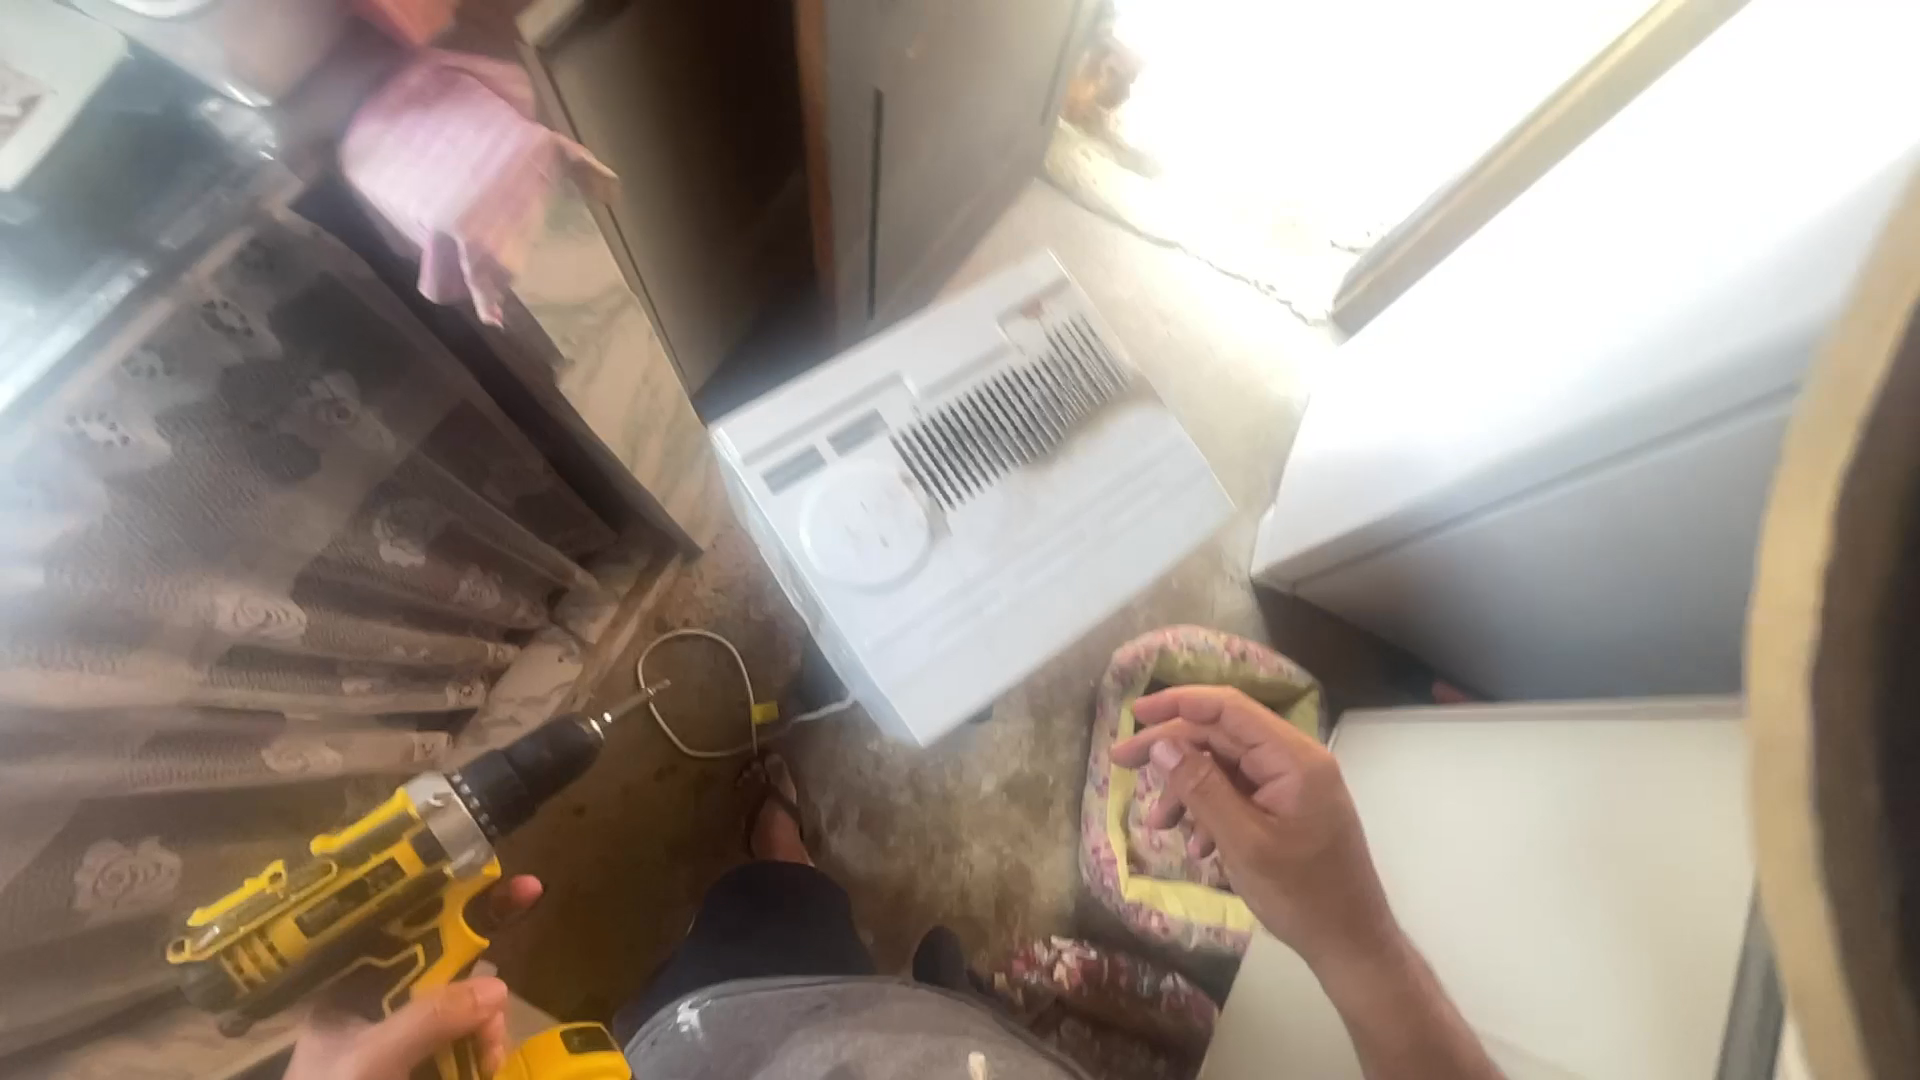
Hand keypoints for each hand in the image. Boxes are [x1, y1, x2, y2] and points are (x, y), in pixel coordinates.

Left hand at [284, 875, 542, 1079]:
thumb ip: (428, 1018)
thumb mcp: (369, 1061)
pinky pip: (475, 1035)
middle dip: (487, 985)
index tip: (526, 888)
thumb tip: (497, 988)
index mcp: (359, 987)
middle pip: (457, 965)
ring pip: (473, 1002)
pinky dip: (488, 1047)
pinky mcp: (432, 1059)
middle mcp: (388, 1001)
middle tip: (497, 1014)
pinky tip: (487, 1065)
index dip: (467, 901)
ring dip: (489, 1027)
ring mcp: (412, 1033)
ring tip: (487, 1059)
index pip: (418, 927)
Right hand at [1111, 687, 1397, 970]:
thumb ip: (1201, 788)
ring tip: (1160, 825)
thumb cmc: (1303, 896)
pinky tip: (1196, 844)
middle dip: (1170, 750)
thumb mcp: (1243, 842)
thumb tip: (1162, 744)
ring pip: (1221, 765)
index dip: (1178, 703)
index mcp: (1293, 758)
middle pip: (1219, 734)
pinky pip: (1235, 790)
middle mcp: (1293, 759)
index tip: (1134, 714)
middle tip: (1122, 763)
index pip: (1228, 708)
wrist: (1353, 948)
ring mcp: (1289, 782)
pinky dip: (1207, 809)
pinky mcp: (1284, 805)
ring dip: (1186, 789)